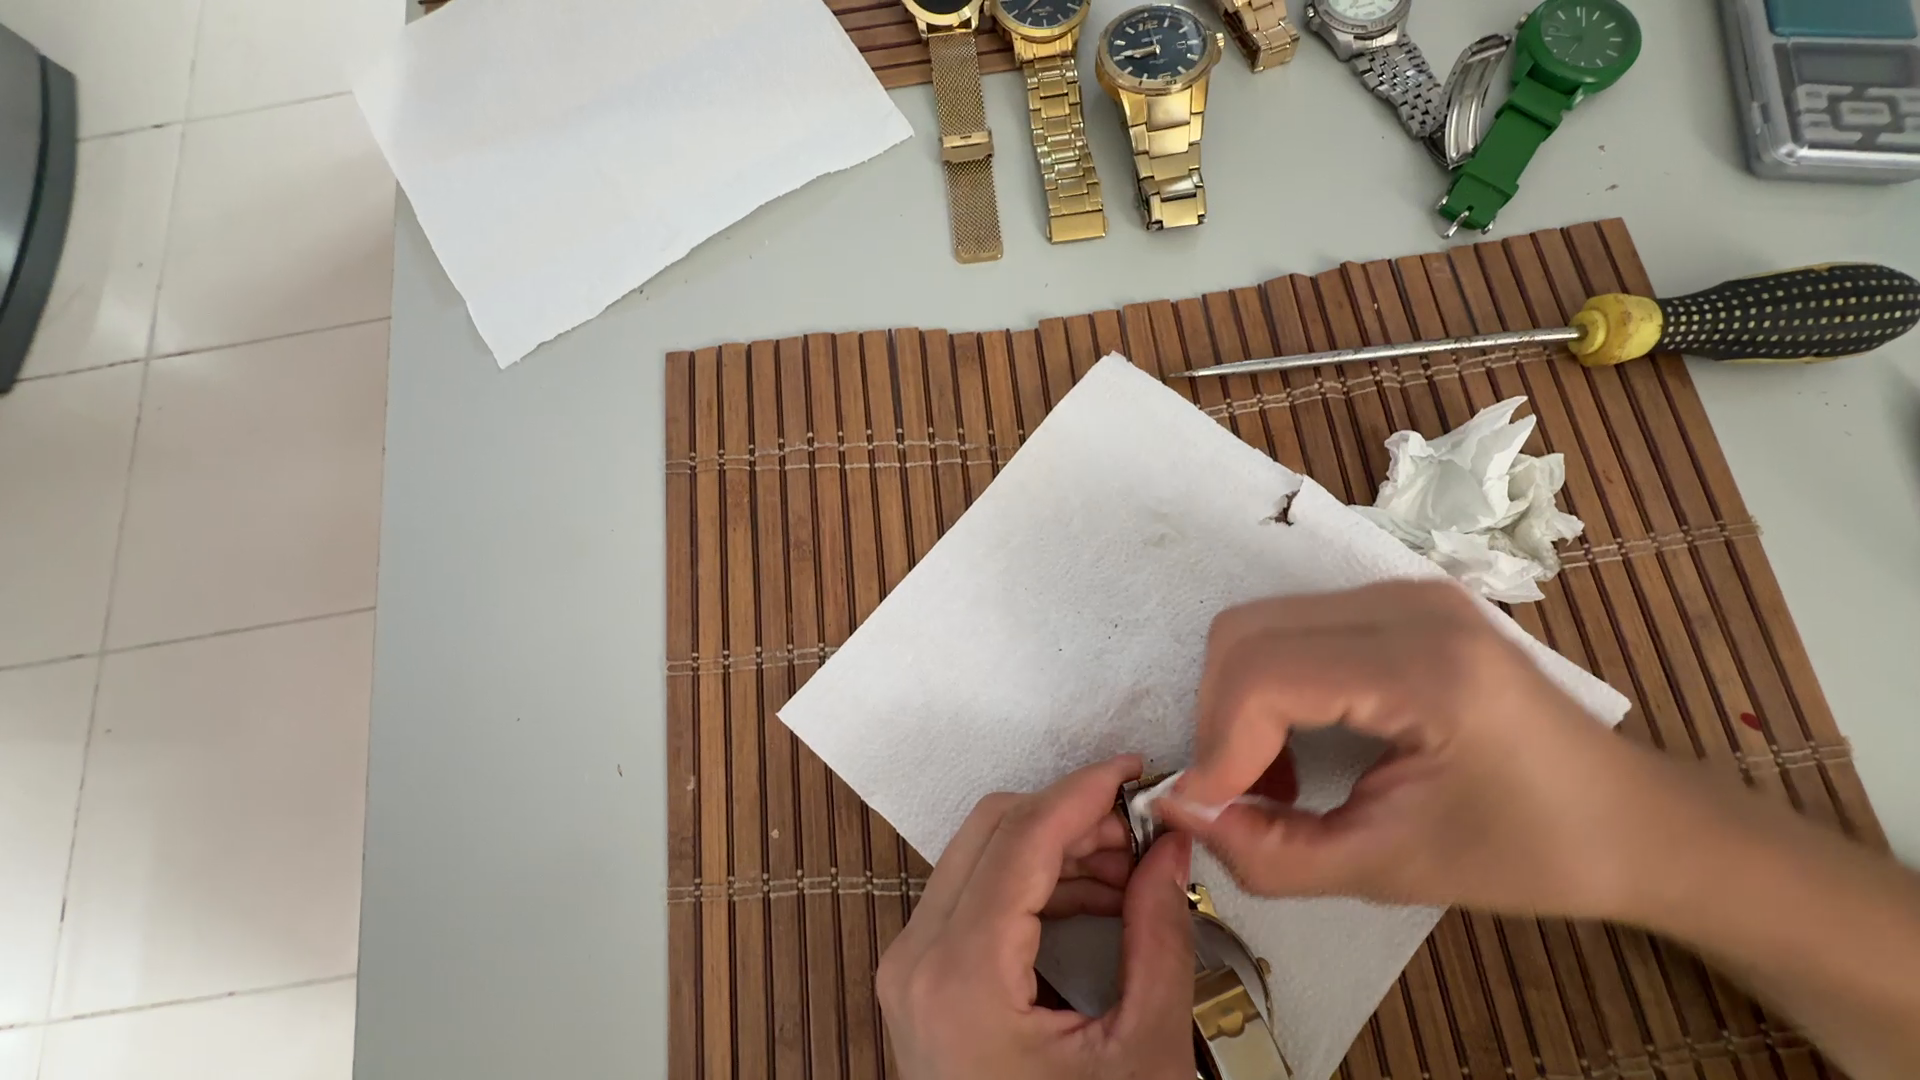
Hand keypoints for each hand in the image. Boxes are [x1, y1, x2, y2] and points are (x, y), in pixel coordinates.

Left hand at [877, 757, 1196, 1079]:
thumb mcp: (1141, 1052)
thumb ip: (1159, 934)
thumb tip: (1171, 845)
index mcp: (961, 975)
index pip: (1024, 836)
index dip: (1085, 790)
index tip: (1136, 769)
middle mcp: (916, 956)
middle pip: (995, 830)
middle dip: (1073, 816)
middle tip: (1142, 831)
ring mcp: (910, 966)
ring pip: (982, 853)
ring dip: (1056, 847)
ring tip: (1129, 870)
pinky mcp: (921, 977)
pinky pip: (976, 893)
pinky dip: (1033, 881)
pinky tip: (1094, 899)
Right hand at [1159, 580, 1652, 918]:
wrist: (1637, 820)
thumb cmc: (1532, 852)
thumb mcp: (1391, 870)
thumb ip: (1271, 852)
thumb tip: (1181, 815)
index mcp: (1427, 667)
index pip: (1265, 675)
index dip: (1218, 747)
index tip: (1206, 813)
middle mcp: (1406, 605)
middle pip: (1244, 635)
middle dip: (1218, 720)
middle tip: (1240, 795)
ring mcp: (1401, 592)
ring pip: (1256, 626)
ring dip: (1237, 704)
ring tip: (1272, 776)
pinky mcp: (1394, 601)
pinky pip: (1287, 628)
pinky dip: (1265, 686)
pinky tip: (1298, 742)